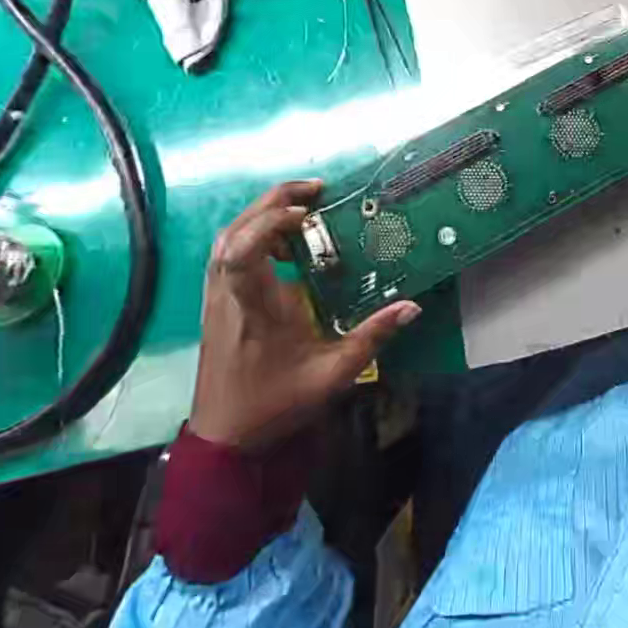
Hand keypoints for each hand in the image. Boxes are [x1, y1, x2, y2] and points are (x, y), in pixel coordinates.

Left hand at [190, 180, 420, 450]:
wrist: (225, 435)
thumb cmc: (275, 404)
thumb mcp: (333, 375)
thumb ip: (372, 338)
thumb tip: (411, 307)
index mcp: (253, 307)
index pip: (244, 250)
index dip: (270, 221)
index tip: (308, 213)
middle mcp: (228, 293)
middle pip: (234, 230)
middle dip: (271, 201)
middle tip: (316, 191)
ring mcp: (216, 296)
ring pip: (226, 238)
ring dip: (261, 216)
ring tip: (302, 212)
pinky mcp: (216, 302)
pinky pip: (227, 253)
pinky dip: (252, 235)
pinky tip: (282, 245)